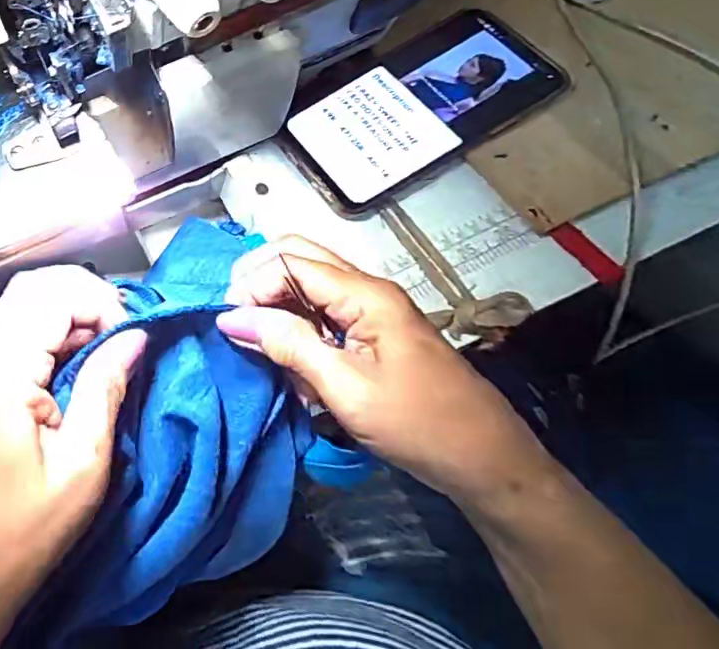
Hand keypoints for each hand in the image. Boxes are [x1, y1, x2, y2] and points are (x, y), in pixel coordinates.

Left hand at [0, 267, 148, 648]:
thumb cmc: (23, 530)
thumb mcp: (82, 465)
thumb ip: (105, 387)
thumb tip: (134, 335)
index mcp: (3, 372)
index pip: (51, 296)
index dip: (99, 301)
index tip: (133, 333)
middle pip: (32, 286)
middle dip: (84, 292)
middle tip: (124, 326)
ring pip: (25, 302)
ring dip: (71, 306)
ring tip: (110, 339)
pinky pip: (20, 328)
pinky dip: (56, 325)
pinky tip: (82, 353)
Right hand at [216, 237, 556, 510]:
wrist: (489, 463)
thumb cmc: (420, 426)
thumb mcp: (346, 389)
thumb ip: (289, 345)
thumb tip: (233, 317)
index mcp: (364, 294)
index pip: (290, 262)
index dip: (252, 285)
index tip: (229, 322)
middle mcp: (365, 288)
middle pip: (297, 255)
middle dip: (258, 279)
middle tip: (234, 317)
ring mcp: (369, 306)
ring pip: (305, 280)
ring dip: (276, 304)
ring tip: (260, 342)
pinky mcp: (369, 328)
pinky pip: (319, 308)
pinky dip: (295, 326)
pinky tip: (290, 362)